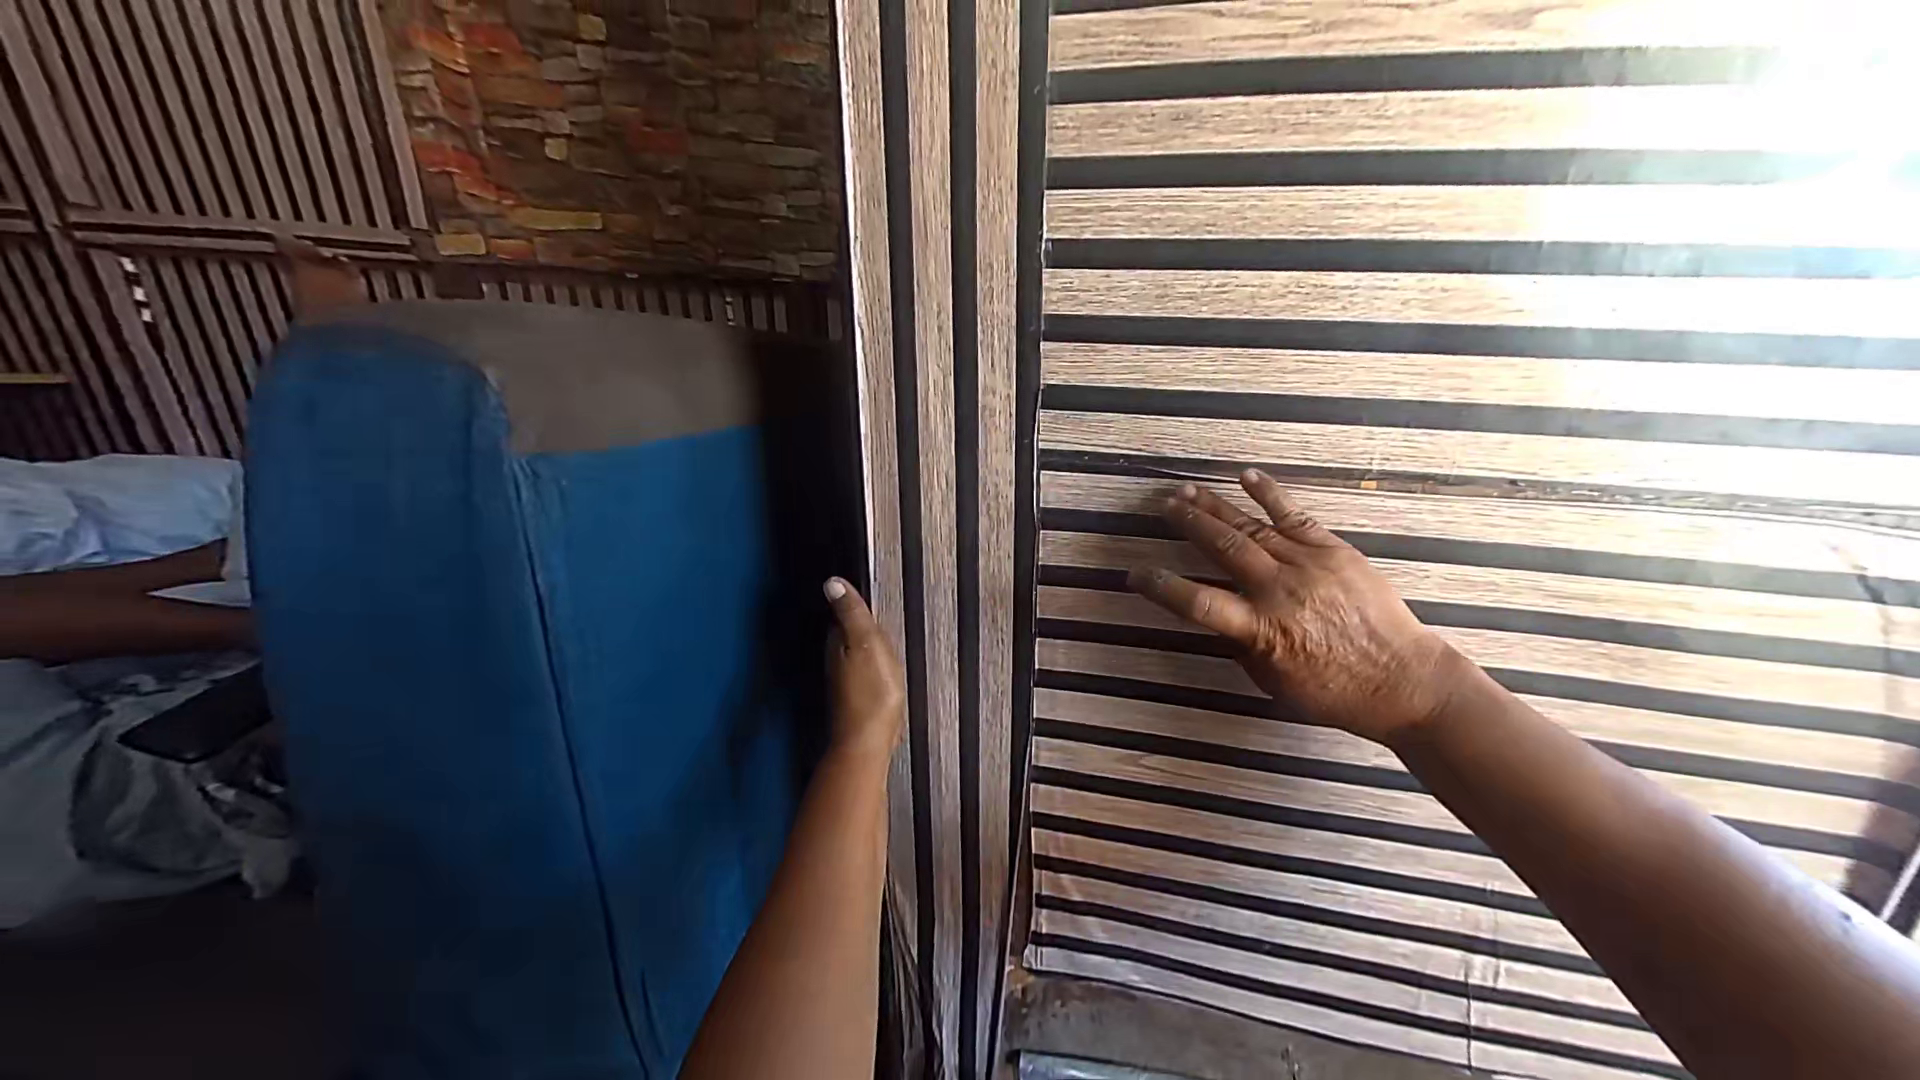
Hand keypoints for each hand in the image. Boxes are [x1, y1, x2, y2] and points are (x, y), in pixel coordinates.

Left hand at [823, 578, 905, 757]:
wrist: (867, 743)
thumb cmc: (871, 694)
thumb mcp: (868, 643)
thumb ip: (852, 612)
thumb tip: (832, 582)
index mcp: (837, 640)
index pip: (847, 611)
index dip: (863, 606)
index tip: (877, 603)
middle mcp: (835, 658)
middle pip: (852, 632)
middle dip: (867, 627)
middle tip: (887, 625)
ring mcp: (843, 679)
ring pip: (858, 652)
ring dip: (872, 648)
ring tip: (889, 649)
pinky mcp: (854, 696)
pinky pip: (865, 672)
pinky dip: (874, 669)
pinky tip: (886, 674)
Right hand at [1127, 470, 1458, 744]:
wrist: (1406, 681)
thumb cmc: (1336, 692)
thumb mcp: (1273, 680)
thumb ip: (1242, 645)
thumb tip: (1224, 619)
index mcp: (1260, 630)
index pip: (1196, 602)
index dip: (1160, 586)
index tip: (1135, 574)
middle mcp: (1279, 591)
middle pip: (1222, 547)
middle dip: (1188, 523)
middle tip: (1162, 505)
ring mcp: (1308, 566)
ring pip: (1251, 528)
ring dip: (1215, 507)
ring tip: (1187, 491)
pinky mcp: (1334, 552)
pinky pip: (1295, 517)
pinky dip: (1269, 495)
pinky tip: (1246, 477)